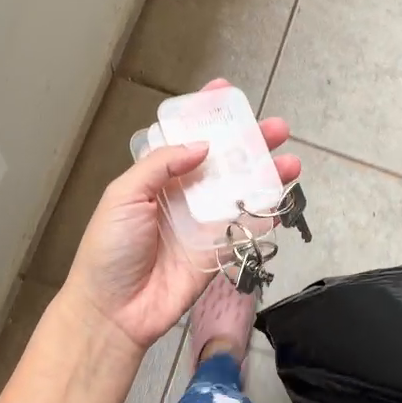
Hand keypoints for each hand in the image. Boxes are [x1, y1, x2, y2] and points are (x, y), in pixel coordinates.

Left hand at [64, 79, 299, 351]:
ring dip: (267, 175)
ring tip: (291, 162)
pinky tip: (284, 199)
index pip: (185, 138)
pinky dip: (268, 213)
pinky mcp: (218, 251)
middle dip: (250, 142)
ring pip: (242, 191)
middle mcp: (184, 195)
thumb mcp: (123, 196)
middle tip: (277, 128)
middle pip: (224, 161)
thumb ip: (161, 166)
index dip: (206, 114)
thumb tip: (202, 146)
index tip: (227, 93)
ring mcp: (204, 223)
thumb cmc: (109, 250)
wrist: (115, 309)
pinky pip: (247, 228)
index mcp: (156, 178)